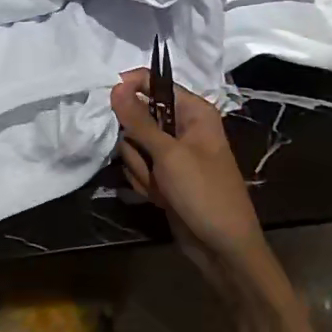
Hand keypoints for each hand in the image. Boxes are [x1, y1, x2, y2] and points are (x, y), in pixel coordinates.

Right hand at [111, 69, 265, 279]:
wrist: (223, 248)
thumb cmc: (204, 193)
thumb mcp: (169, 154)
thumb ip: (139, 120)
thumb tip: (115, 86)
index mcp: (193, 111)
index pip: (153, 83)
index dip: (129, 88)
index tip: (108, 102)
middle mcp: (182, 126)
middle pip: (137, 116)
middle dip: (136, 143)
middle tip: (151, 161)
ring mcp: (172, 153)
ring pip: (134, 146)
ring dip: (141, 168)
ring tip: (162, 186)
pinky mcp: (164, 176)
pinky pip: (139, 168)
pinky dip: (145, 183)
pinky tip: (161, 199)